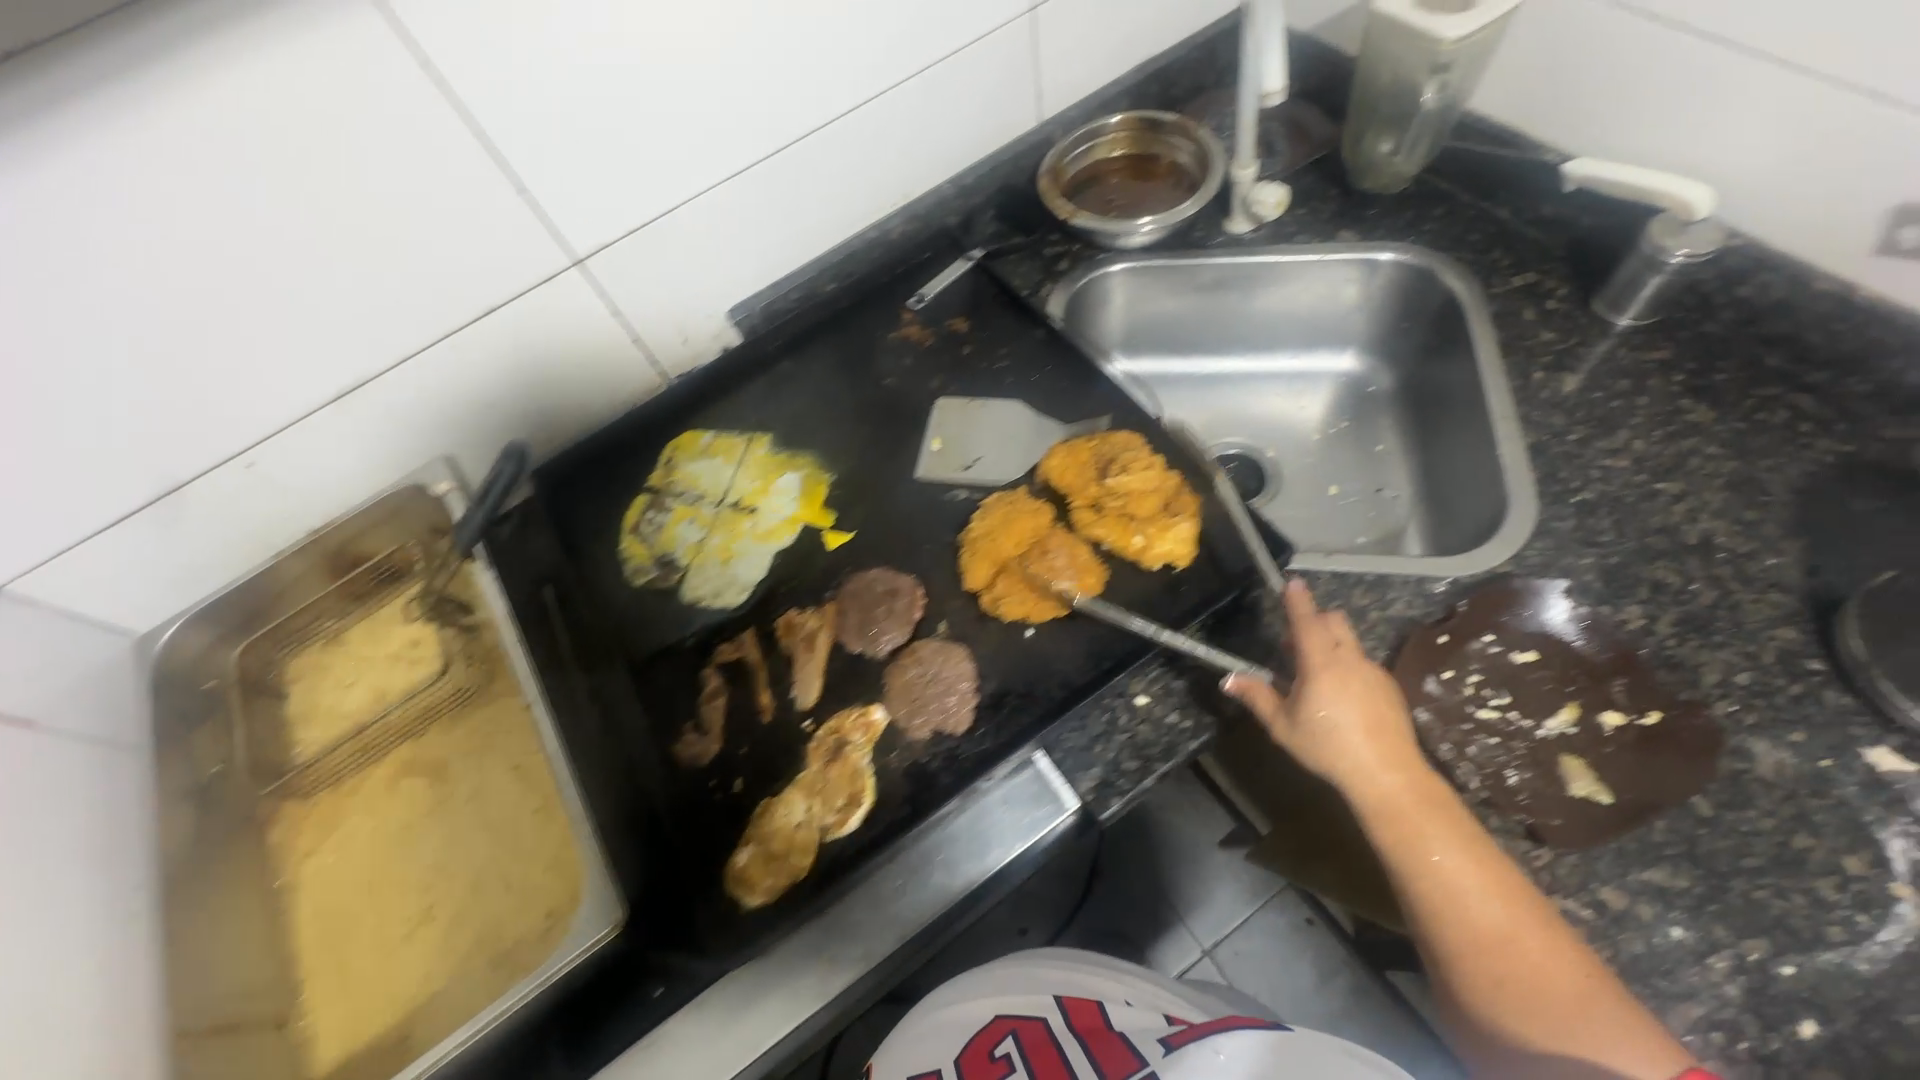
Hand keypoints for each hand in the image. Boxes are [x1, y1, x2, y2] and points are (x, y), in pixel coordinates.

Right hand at [1222, 578, 1432, 800]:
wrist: (1386, 773)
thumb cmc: (1328, 748)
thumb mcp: (1283, 726)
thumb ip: (1257, 698)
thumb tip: (1228, 680)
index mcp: (1320, 664)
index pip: (1306, 621)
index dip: (1298, 600)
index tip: (1293, 582)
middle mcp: (1349, 660)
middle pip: (1334, 622)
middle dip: (1315, 621)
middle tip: (1294, 645)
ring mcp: (1373, 672)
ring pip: (1350, 643)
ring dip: (1331, 646)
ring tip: (1315, 678)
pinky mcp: (1389, 687)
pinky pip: (1363, 664)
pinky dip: (1348, 667)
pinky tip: (1342, 700)